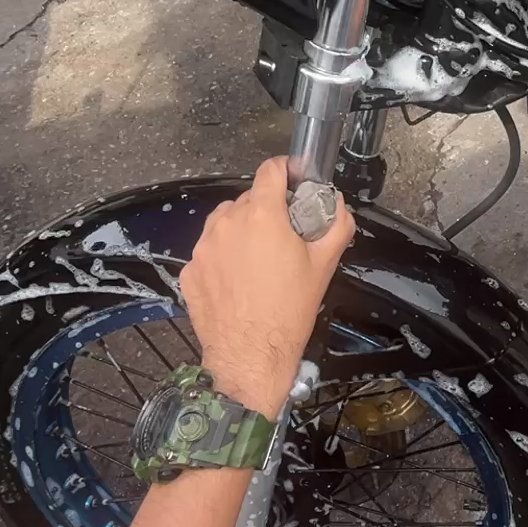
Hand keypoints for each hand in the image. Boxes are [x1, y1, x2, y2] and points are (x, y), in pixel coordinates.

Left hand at [181, 157, 354, 412]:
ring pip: (225, 222)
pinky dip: (225, 256)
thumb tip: (339, 207)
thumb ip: (337, 225)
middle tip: (286, 234)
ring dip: (243, 229)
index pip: (270, 170)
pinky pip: (210, 250)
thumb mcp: (325, 264)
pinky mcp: (188, 271)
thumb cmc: (291, 308)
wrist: (251, 356)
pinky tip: (240, 280)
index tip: (297, 180)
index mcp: (263, 215)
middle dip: (268, 209)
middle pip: (249, 198)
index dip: (287, 170)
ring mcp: (202, 248)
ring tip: (260, 258)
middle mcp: (227, 223)